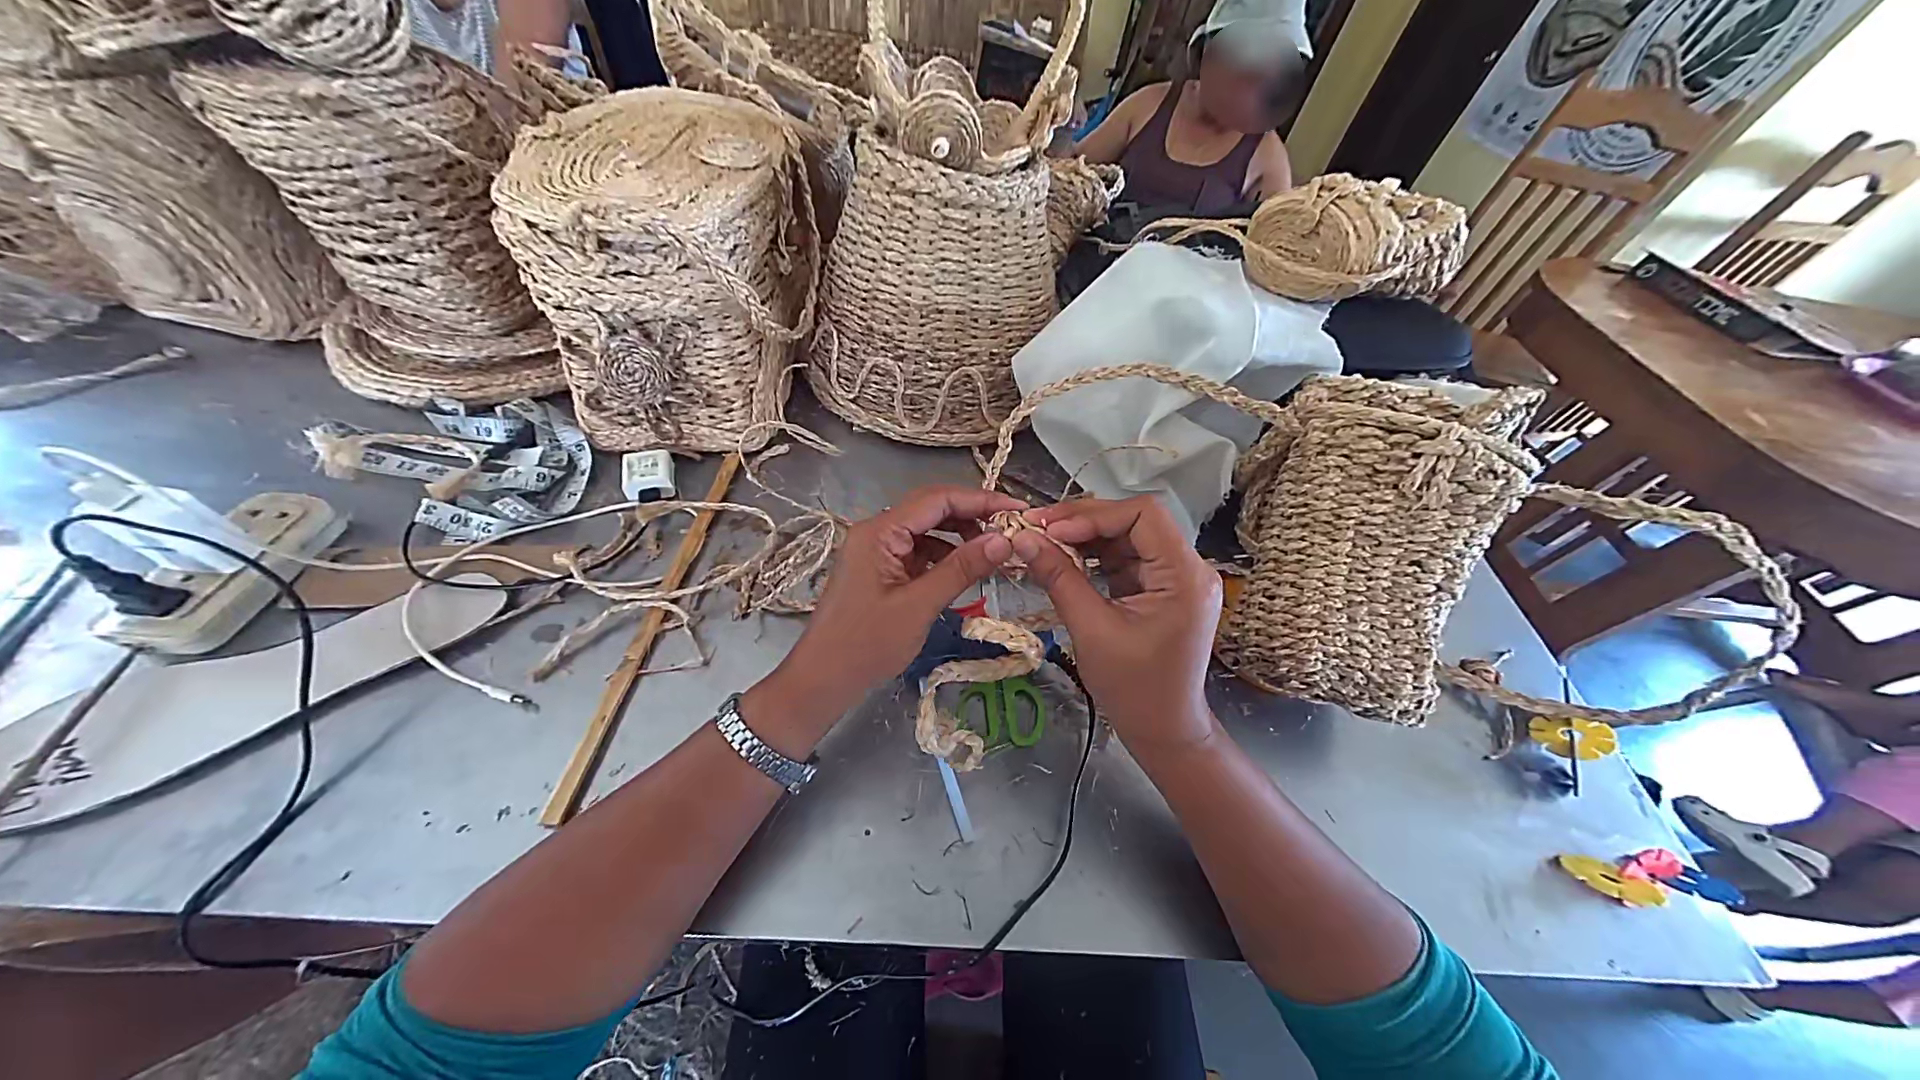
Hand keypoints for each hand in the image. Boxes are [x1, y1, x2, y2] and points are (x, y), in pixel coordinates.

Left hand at [755, 486, 1024, 729]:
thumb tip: (1004, 540)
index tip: (1018, 510)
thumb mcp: (920, 605)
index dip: (981, 500)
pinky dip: (946, 557)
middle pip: (933, 510)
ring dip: (962, 537)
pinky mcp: (882, 570)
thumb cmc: (866, 644)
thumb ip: (962, 568)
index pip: (938, 499)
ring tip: (995, 551)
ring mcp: (878, 551)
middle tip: (1012, 530)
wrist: (822, 680)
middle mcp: (878, 532)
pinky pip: (920, 552)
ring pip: (928, 531)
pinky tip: (967, 570)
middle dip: (974, 516)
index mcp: (880, 531)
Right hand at [1010, 496, 1221, 752]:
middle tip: (1035, 528)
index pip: (1143, 515)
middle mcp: (1187, 567)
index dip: (1093, 515)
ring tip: (1042, 541)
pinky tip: (1062, 558)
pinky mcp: (1159, 588)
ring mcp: (1175, 577)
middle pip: (1134, 521)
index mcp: (1184, 575)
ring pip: (1126, 536)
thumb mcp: (1092, 630)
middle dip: (1083, 521)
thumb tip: (1024, 540)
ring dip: (1083, 536)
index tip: (1050, 528)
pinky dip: (1092, 556)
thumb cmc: (1133, 688)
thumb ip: (1060, 578)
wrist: (1163, 729)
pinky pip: (1124, 558)